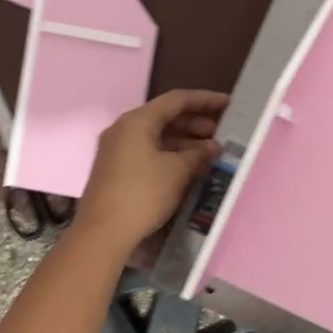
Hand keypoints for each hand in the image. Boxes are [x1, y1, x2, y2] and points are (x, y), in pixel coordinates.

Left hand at [76, 89, 228, 250]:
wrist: (103, 232)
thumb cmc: (143, 194)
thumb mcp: (177, 171)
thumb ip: (198, 154)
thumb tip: (213, 146)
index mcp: (137, 120)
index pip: (177, 100)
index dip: (205, 100)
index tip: (229, 105)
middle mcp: (124, 129)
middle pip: (165, 117)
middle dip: (196, 124)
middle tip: (222, 133)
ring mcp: (117, 150)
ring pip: (157, 137)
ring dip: (185, 142)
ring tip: (211, 153)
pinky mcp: (116, 169)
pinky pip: (149, 153)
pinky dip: (171, 156)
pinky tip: (190, 168)